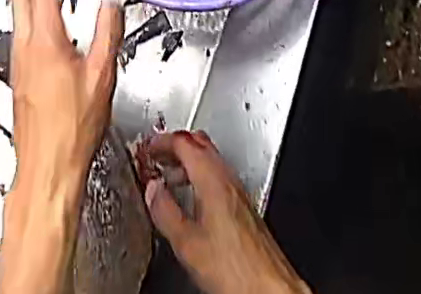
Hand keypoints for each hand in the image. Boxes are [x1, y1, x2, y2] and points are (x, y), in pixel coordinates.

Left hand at [7, 0, 122, 199]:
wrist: (46, 167)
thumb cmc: (71, 131)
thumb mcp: (102, 78)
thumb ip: (107, 35)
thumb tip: (110, 6)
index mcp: (45, 41)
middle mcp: (25, 45)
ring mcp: (17, 57)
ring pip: (15, 7)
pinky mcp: (18, 70)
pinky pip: (19, 26)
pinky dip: (28, 7)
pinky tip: (42, 15)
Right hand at [140, 131, 311, 293]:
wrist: (272, 293)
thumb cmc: (237, 271)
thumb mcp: (185, 241)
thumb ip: (164, 210)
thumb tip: (152, 190)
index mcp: (212, 179)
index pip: (183, 142)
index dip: (162, 141)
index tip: (148, 147)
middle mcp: (229, 181)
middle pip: (200, 144)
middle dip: (176, 145)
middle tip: (158, 156)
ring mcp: (241, 195)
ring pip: (212, 161)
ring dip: (189, 162)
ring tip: (171, 178)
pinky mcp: (247, 211)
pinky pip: (221, 179)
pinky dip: (202, 178)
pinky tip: (194, 202)